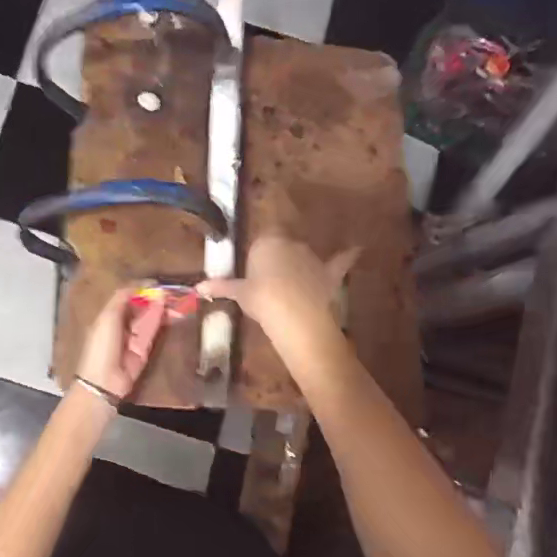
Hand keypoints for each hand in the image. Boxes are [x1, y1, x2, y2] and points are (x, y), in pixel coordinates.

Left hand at [77, 282, 170, 399]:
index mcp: (107, 316)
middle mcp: (120, 325)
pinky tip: (168, 309)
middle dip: (152, 298)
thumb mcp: (107, 318)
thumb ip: (121, 298)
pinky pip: (152, 331)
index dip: (139, 289)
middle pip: (139, 308)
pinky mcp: (144, 349)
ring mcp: (132, 338)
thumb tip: (137, 285)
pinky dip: (160, 320)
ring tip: (174, 297)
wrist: (104, 381)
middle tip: (170, 289)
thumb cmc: (101, 346)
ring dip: (159, 308)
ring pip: (148, 318)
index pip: (126, 298)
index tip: (155, 283)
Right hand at [196, 237, 357, 346]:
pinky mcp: (330, 271)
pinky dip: (347, 255)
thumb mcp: (238, 294)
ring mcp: (313, 256)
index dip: (256, 257)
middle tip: (267, 283)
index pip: (259, 242)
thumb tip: (198, 287)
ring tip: (290, 286)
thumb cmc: (261, 299)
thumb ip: (221, 287)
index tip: (252, 273)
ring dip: (299, 265)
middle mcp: (291, 243)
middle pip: (281, 246)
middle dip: (276, 260)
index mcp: (266, 243)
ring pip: (303, 255)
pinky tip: (358, 248)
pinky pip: (340, 259)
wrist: (295, 315)